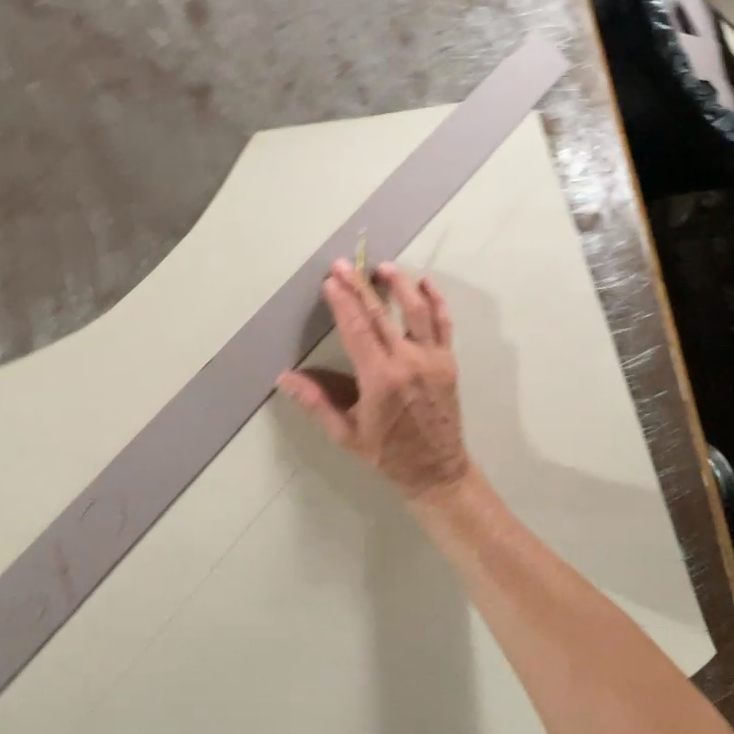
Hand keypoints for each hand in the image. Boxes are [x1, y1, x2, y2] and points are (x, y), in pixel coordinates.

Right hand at [276, 259, 471, 498]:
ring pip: (417, 311)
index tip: (330, 281)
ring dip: (400, 285)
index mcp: (381, 379)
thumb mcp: (346, 434)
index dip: (343, 302)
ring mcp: (432, 359)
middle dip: (360, 286)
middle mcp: (408, 362)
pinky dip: (436, 301)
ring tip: (384, 267)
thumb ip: (316, 403)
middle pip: (381, 314)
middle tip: (344, 264)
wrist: (437, 470)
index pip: (357, 329)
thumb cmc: (388, 454)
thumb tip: (285, 377)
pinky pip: (444, 324)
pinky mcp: (448, 361)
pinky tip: (425, 283)